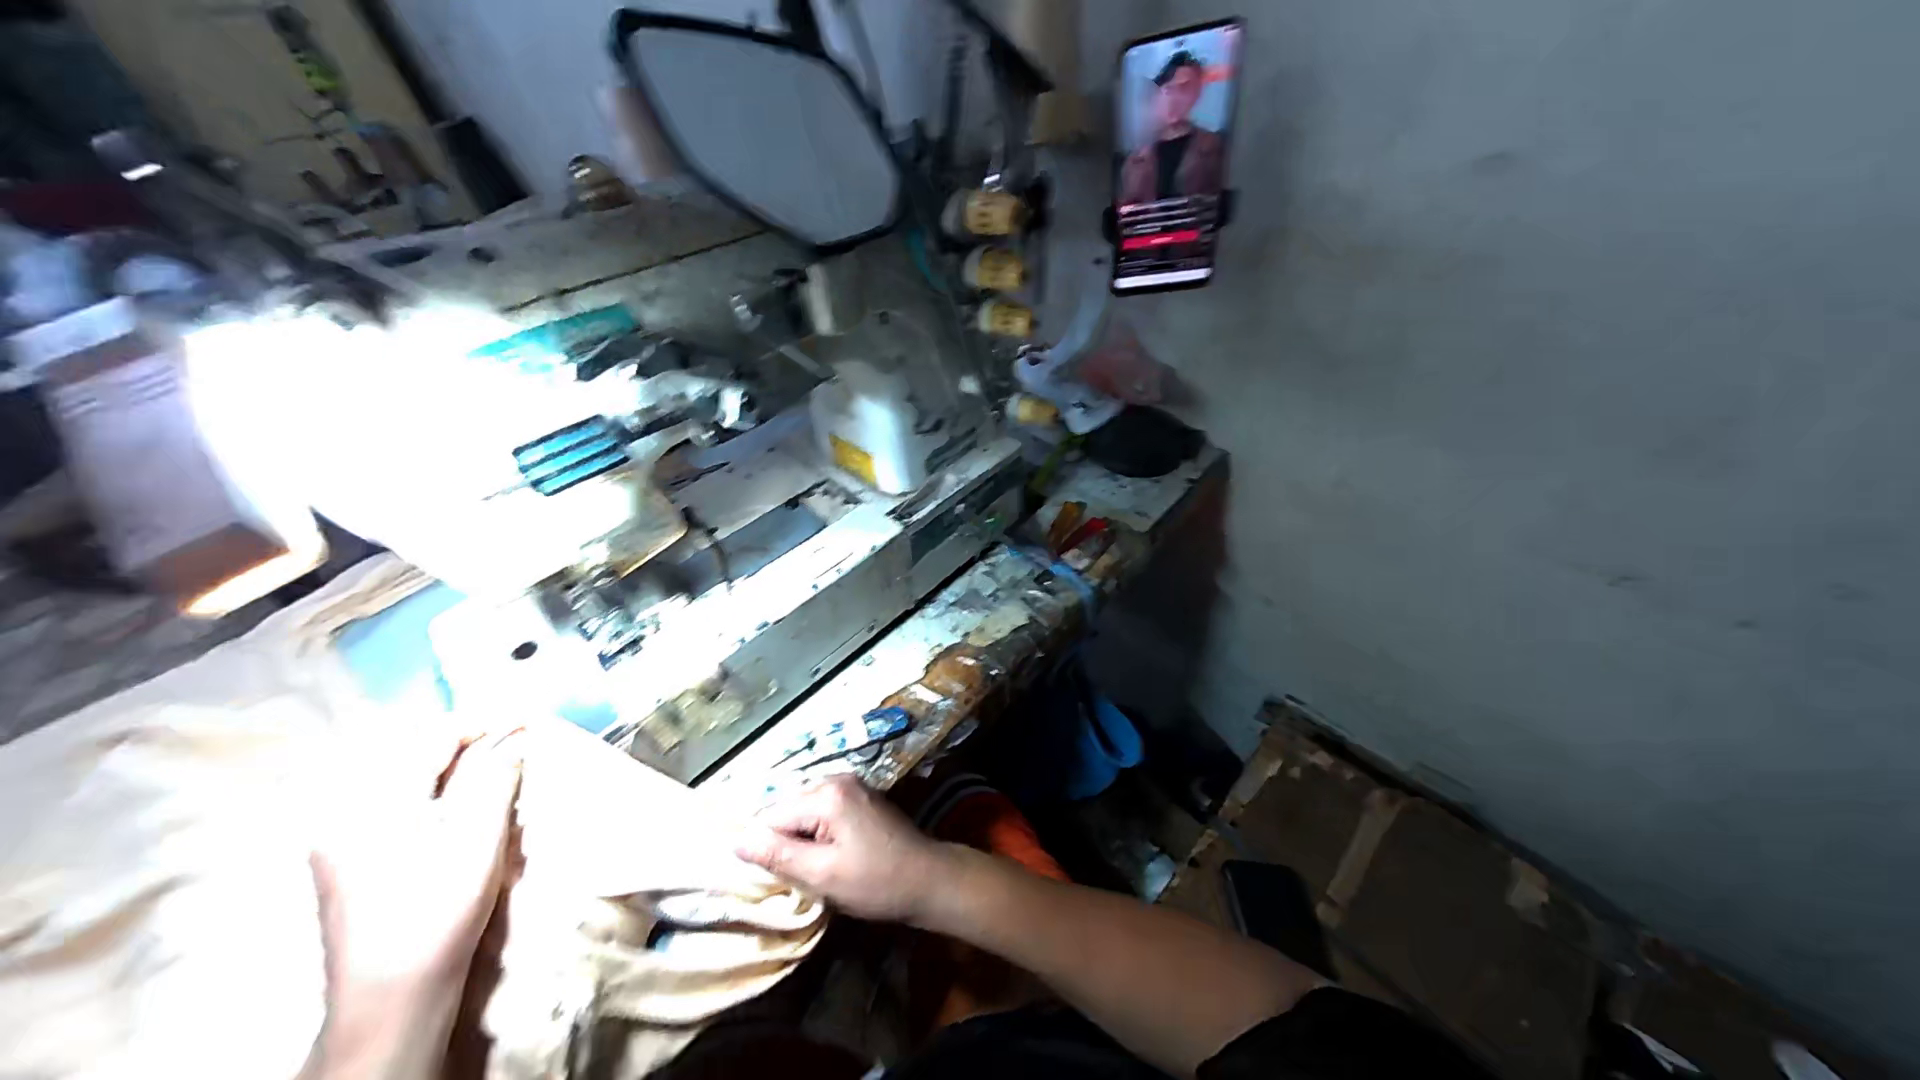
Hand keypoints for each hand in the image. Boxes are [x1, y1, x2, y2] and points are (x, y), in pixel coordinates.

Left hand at [304, 730, 522, 1079]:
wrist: (390, 1000)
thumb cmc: (438, 915)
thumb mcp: (478, 841)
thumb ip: (495, 782)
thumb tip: (515, 742)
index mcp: (372, 806)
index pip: (430, 742)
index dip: (479, 724)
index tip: (520, 717)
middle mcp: (345, 816)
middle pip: (412, 759)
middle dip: (464, 744)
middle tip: (511, 738)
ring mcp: (340, 843)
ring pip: (404, 784)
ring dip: (449, 769)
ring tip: (492, 765)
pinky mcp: (347, 866)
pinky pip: (394, 809)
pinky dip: (432, 795)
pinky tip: (457, 804)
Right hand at [735, 774, 953, 923]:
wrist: (928, 879)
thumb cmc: (876, 882)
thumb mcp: (822, 875)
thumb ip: (778, 855)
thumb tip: (737, 840)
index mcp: (826, 793)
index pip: (772, 815)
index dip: (768, 848)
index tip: (778, 875)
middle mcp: (836, 778)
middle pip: (787, 807)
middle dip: (784, 840)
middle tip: (798, 874)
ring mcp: (850, 784)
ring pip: (803, 809)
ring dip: (800, 837)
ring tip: (814, 867)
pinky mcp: (859, 796)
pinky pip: (822, 809)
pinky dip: (817, 831)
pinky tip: (829, 855)